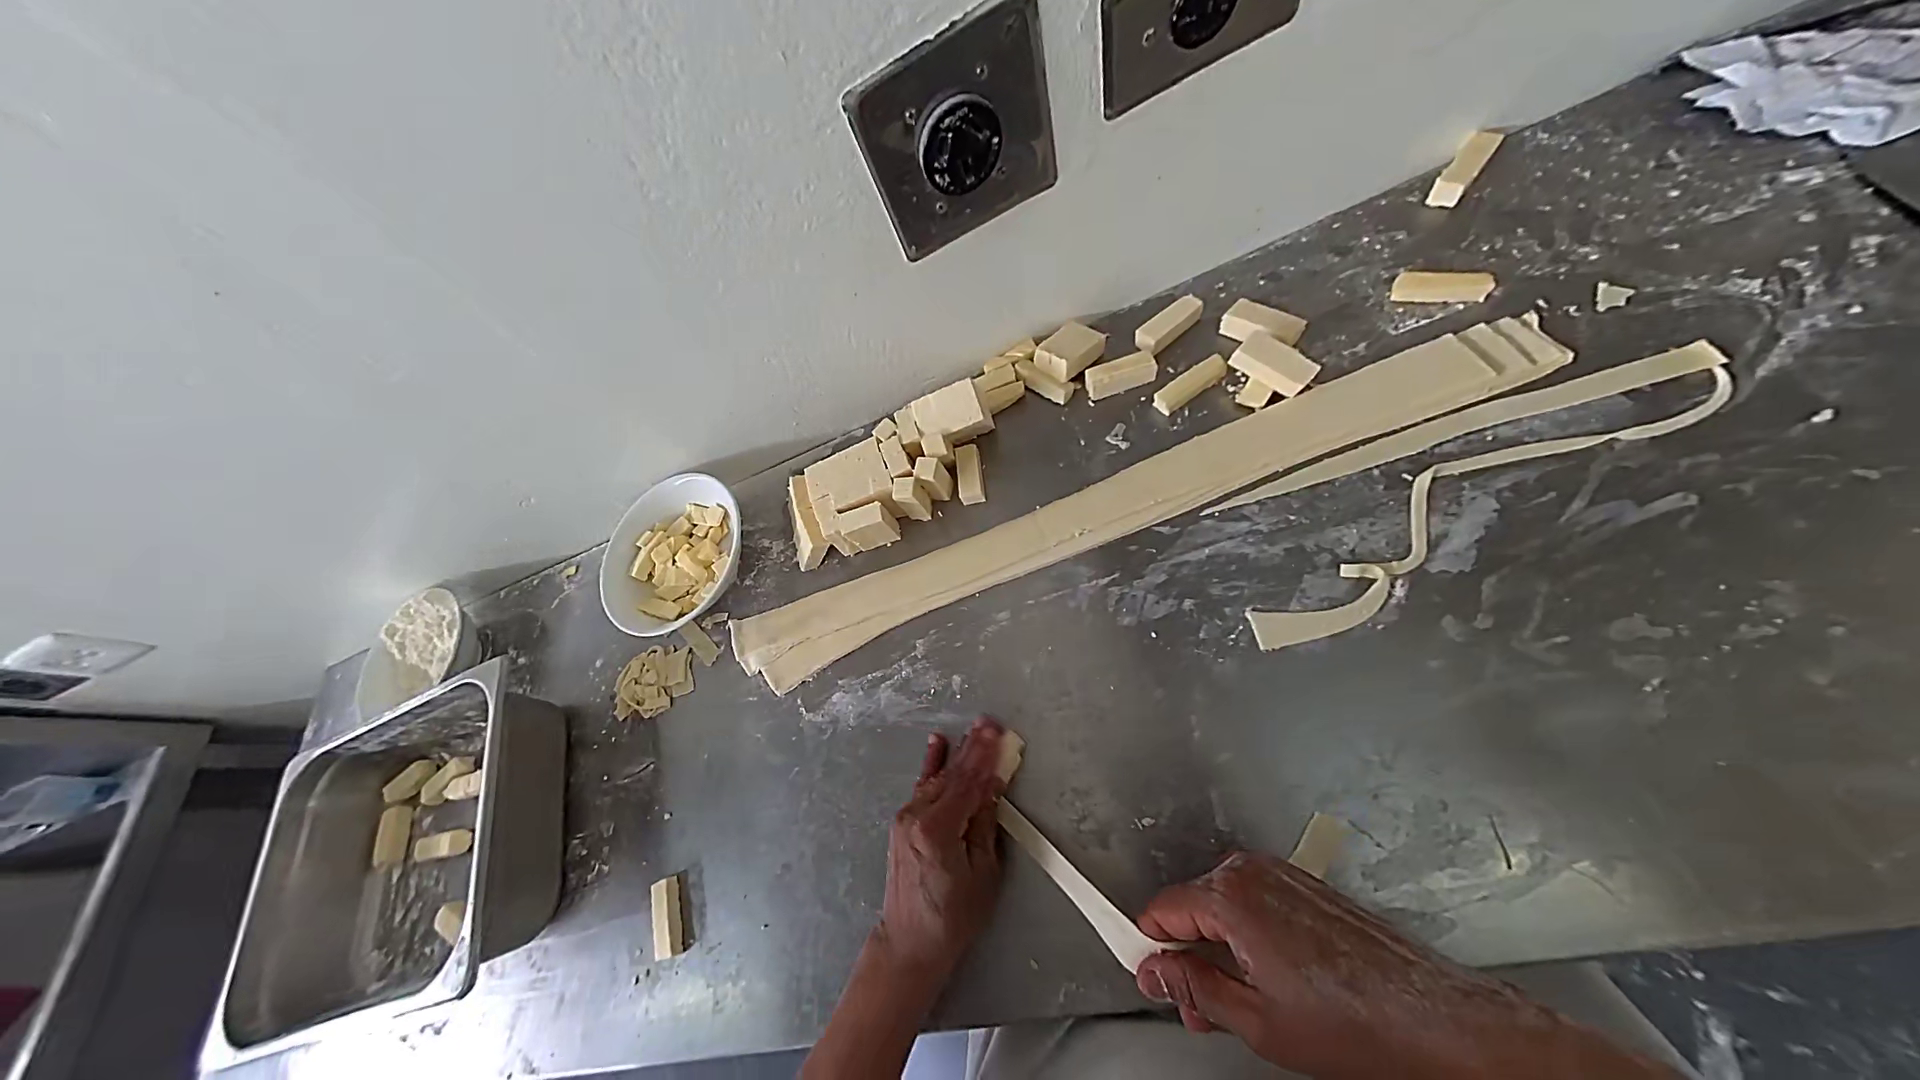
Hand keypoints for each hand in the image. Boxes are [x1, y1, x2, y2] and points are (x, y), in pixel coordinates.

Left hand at [873, 716, 1006, 980]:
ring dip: (959, 755)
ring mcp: (905, 817)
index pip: (969, 784)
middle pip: (953, 775)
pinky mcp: (902, 822)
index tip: (999, 734)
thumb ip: (985, 824)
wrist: (909, 941)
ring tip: (976, 730)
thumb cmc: (953, 916)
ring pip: (939, 779)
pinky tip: (938, 743)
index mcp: (938, 829)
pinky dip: (932, 765)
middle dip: (974, 748)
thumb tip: (992, 787)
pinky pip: (922, 788)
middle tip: (991, 724)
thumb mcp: (983, 873)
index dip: (986, 758)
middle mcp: (916, 816)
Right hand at [1133, 852, 1682, 1079]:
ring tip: (1242, 1001)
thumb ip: (1193, 987)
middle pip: (1189, 906)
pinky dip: (1247, 934)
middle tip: (1202, 1008)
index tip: (1151, 973)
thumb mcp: (1256, 1021)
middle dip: (1188, 955)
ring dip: (1218, 948)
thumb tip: (1155, 972)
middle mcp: (1250, 872)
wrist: (1436, 1020)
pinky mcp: (1300, 882)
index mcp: (1230, 897)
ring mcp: (1278, 873)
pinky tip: (1270, 977)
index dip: (1150, 946)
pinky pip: (1251, 900)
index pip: (1160, 909)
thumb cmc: (1354, 1022)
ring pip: (1220, 905)